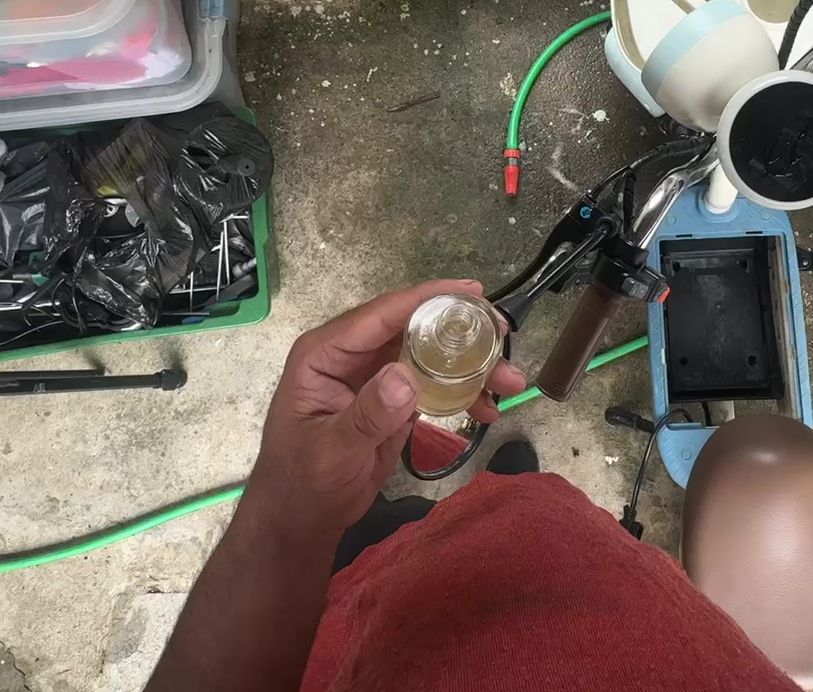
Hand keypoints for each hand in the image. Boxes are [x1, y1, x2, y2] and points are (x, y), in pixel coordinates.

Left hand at [249, 279, 526, 530]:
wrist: (301, 522)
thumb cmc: (301, 484)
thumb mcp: (330, 451)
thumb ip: (366, 415)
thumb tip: (405, 378)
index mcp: (328, 352)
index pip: (383, 314)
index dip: (428, 298)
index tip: (472, 291)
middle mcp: (354, 354)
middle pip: (415, 328)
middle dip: (462, 331)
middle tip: (503, 333)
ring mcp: (377, 375)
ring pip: (432, 355)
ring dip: (472, 366)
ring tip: (511, 380)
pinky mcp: (395, 398)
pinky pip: (435, 384)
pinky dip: (464, 393)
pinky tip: (489, 408)